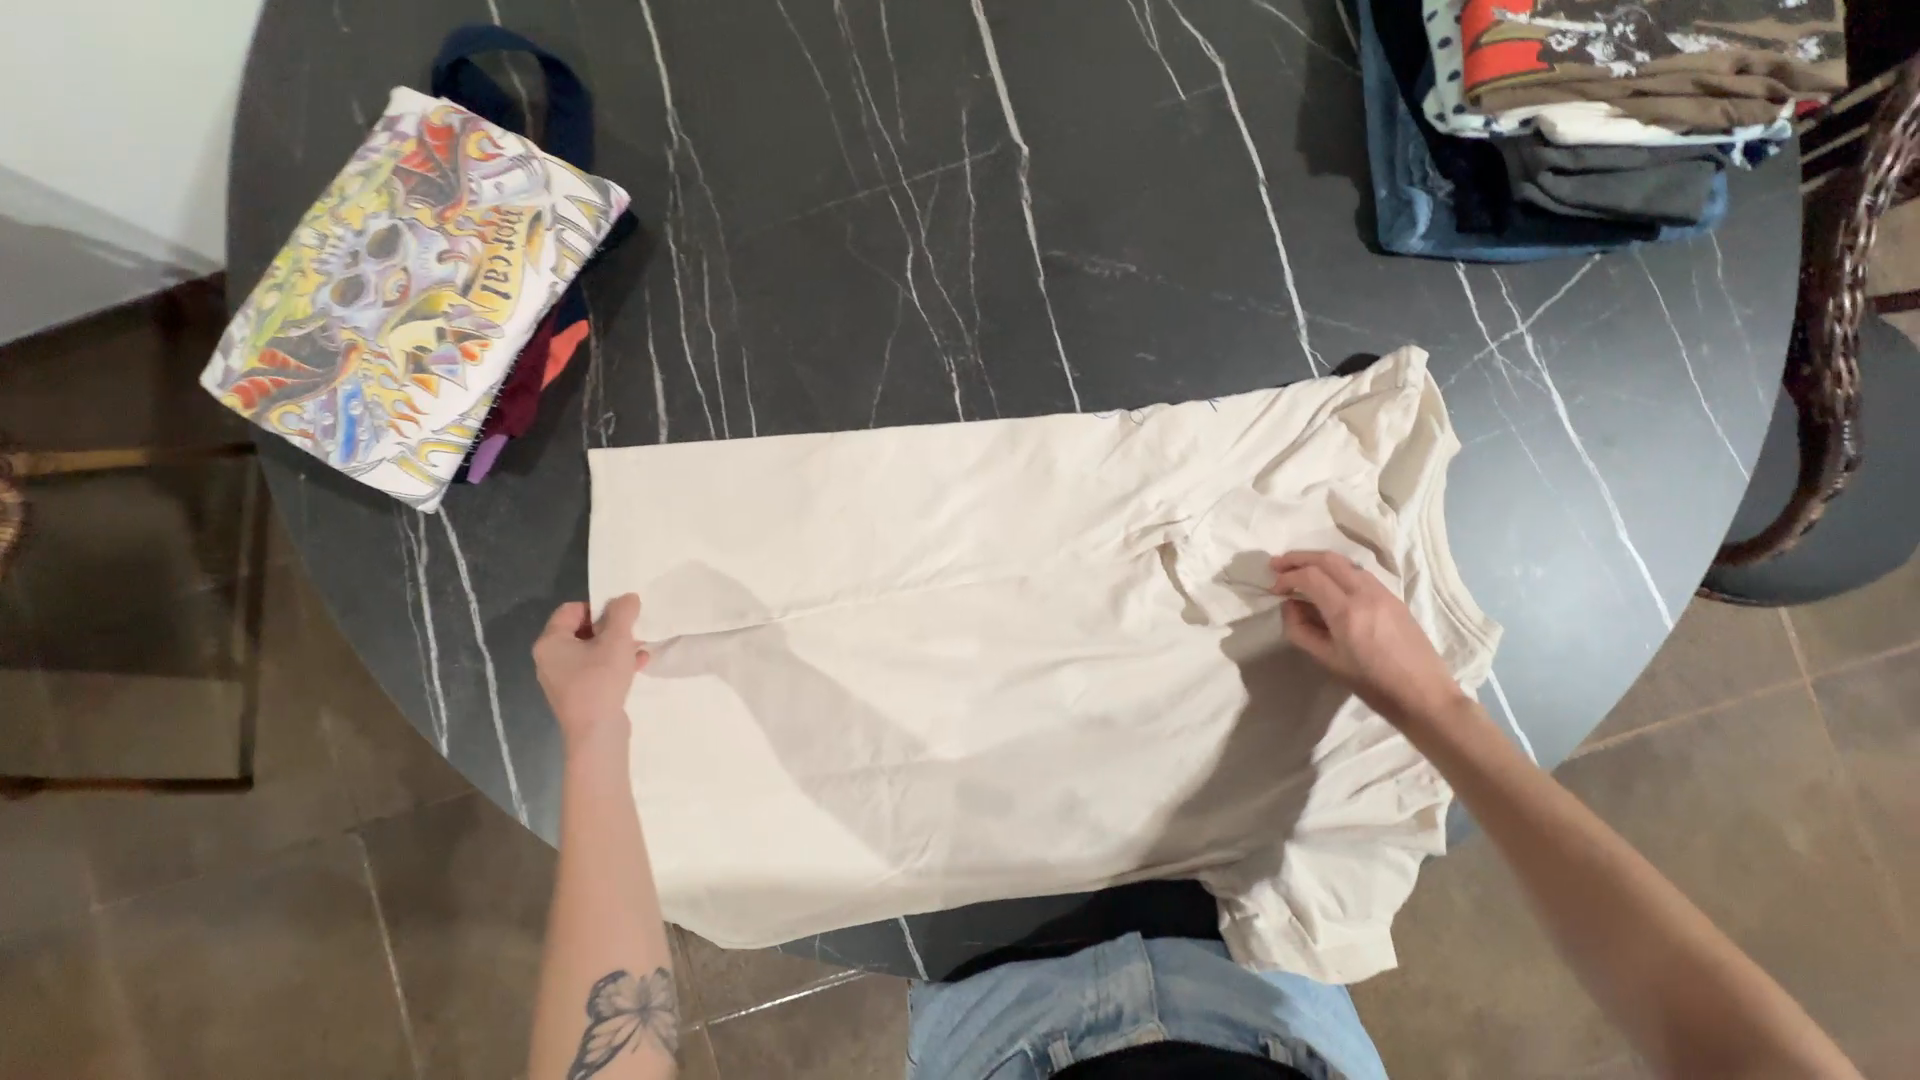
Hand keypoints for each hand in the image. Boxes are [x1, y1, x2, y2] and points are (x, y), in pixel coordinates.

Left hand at [533, 594, 649, 746]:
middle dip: (611, 628)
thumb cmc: (600, 680)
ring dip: (616, 646)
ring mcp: (562, 679)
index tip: (621, 616)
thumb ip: (623, 613)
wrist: (596, 733)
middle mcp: (549, 659)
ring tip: (639, 648)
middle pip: (582, 630)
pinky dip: (613, 664)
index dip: (598, 607)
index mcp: (550, 642)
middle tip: (632, 632)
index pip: (571, 610)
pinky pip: (594, 670)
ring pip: (591, 651)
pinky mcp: (576, 695)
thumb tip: (627, 597)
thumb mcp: (617, 640)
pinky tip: (637, 665)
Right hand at [1270, 551, 1468, 726]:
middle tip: (1277, 565)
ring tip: (1299, 571)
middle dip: (1299, 558)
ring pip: (1346, 563)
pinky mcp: (1394, 598)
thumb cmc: (1372, 684)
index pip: (1310, 577)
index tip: (1274, 589)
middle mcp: (1366, 594)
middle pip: (1328, 559)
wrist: (1424, 695)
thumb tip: (1289, 606)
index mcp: (1347, 612)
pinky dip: (1337, 571)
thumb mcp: (1328, 661)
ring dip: (1319, 561)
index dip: (1287, 577)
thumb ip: (1300, 630)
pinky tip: (1329, 585)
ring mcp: (1383, 593)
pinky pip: (1360, 574)